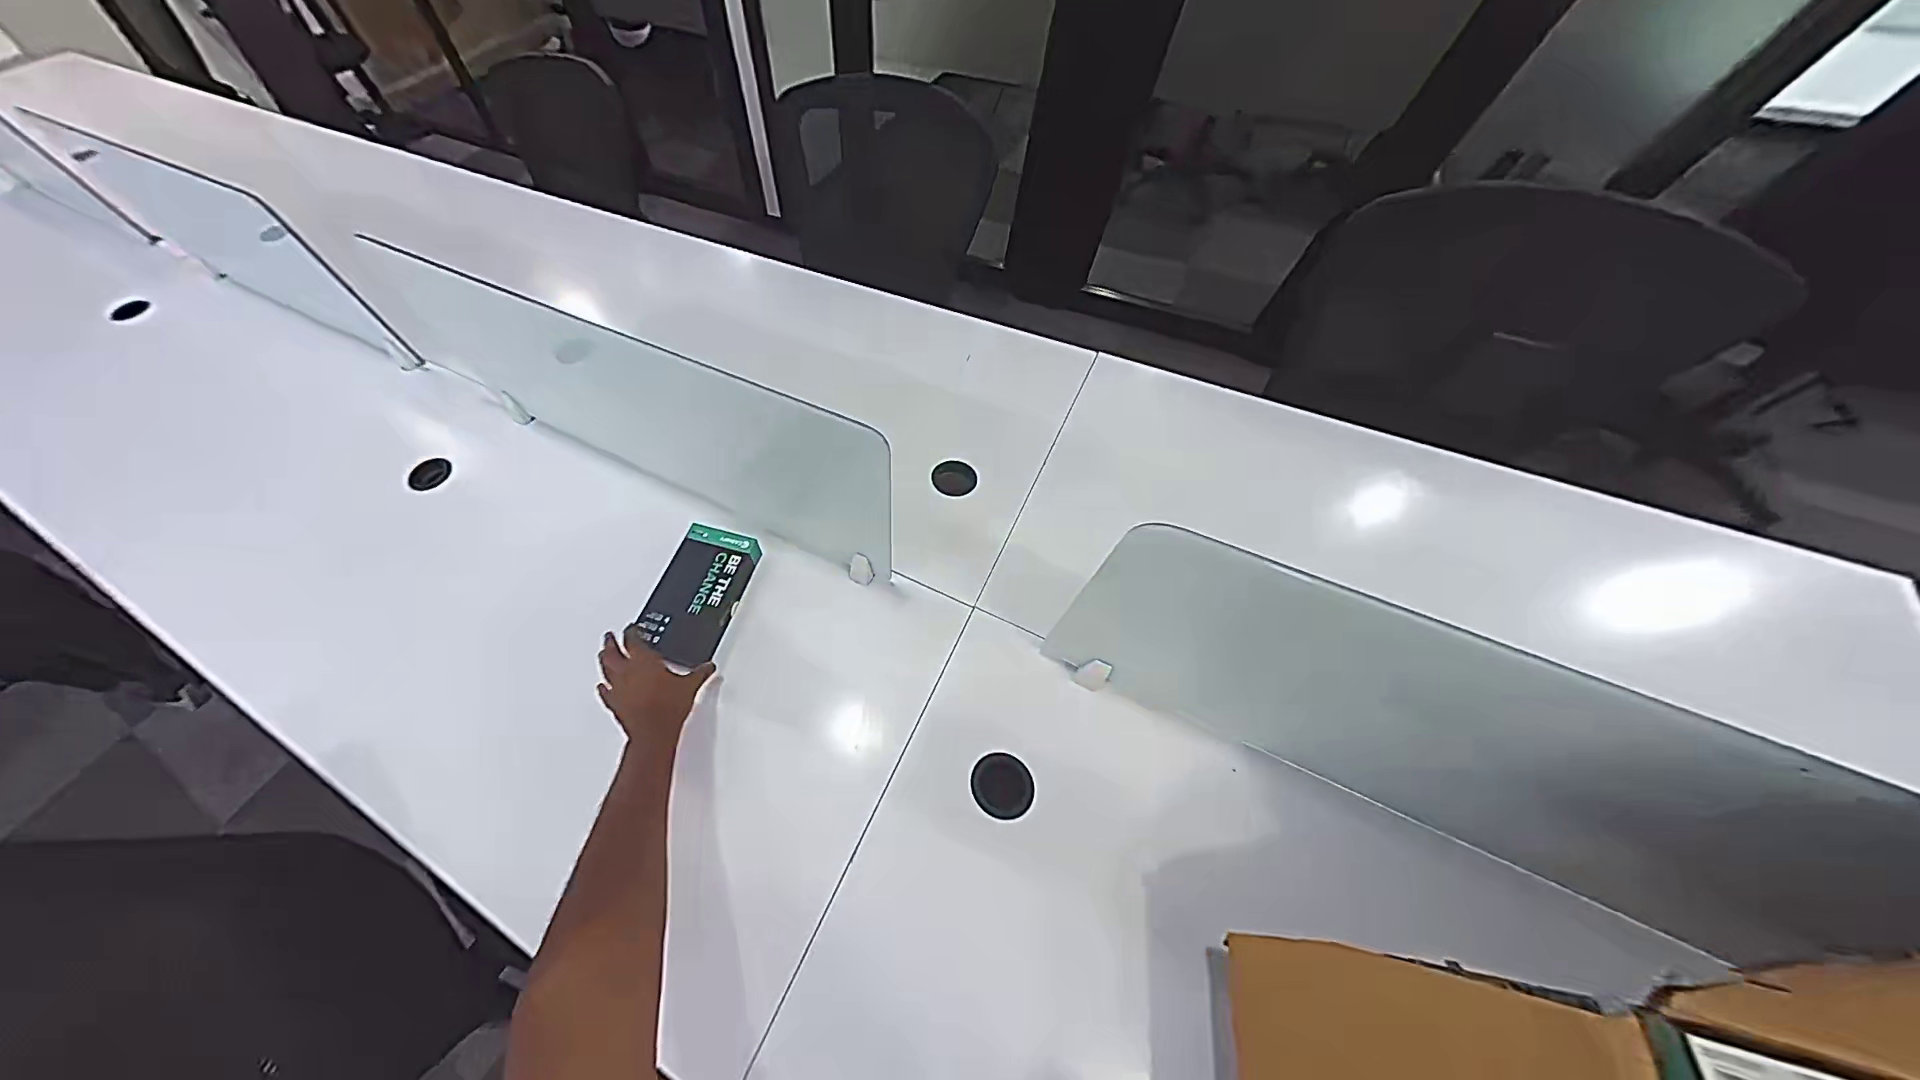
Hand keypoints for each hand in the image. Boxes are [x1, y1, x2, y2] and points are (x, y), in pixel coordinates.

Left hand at [596, 626, 715, 750]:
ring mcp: (618, 688)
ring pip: (605, 668)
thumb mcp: (690, 686)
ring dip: (604, 659)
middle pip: (613, 651)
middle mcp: (627, 671)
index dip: (632, 631)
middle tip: (609, 636)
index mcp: (644, 661)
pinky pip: (605, 692)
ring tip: (602, 654)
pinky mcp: (614, 704)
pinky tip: (602, 686)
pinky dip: (603, 687)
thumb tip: (707, 667)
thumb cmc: (668, 706)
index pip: (633, 639)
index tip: (631, 627)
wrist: (654, 732)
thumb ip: (699, 673)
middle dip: (611, 642)